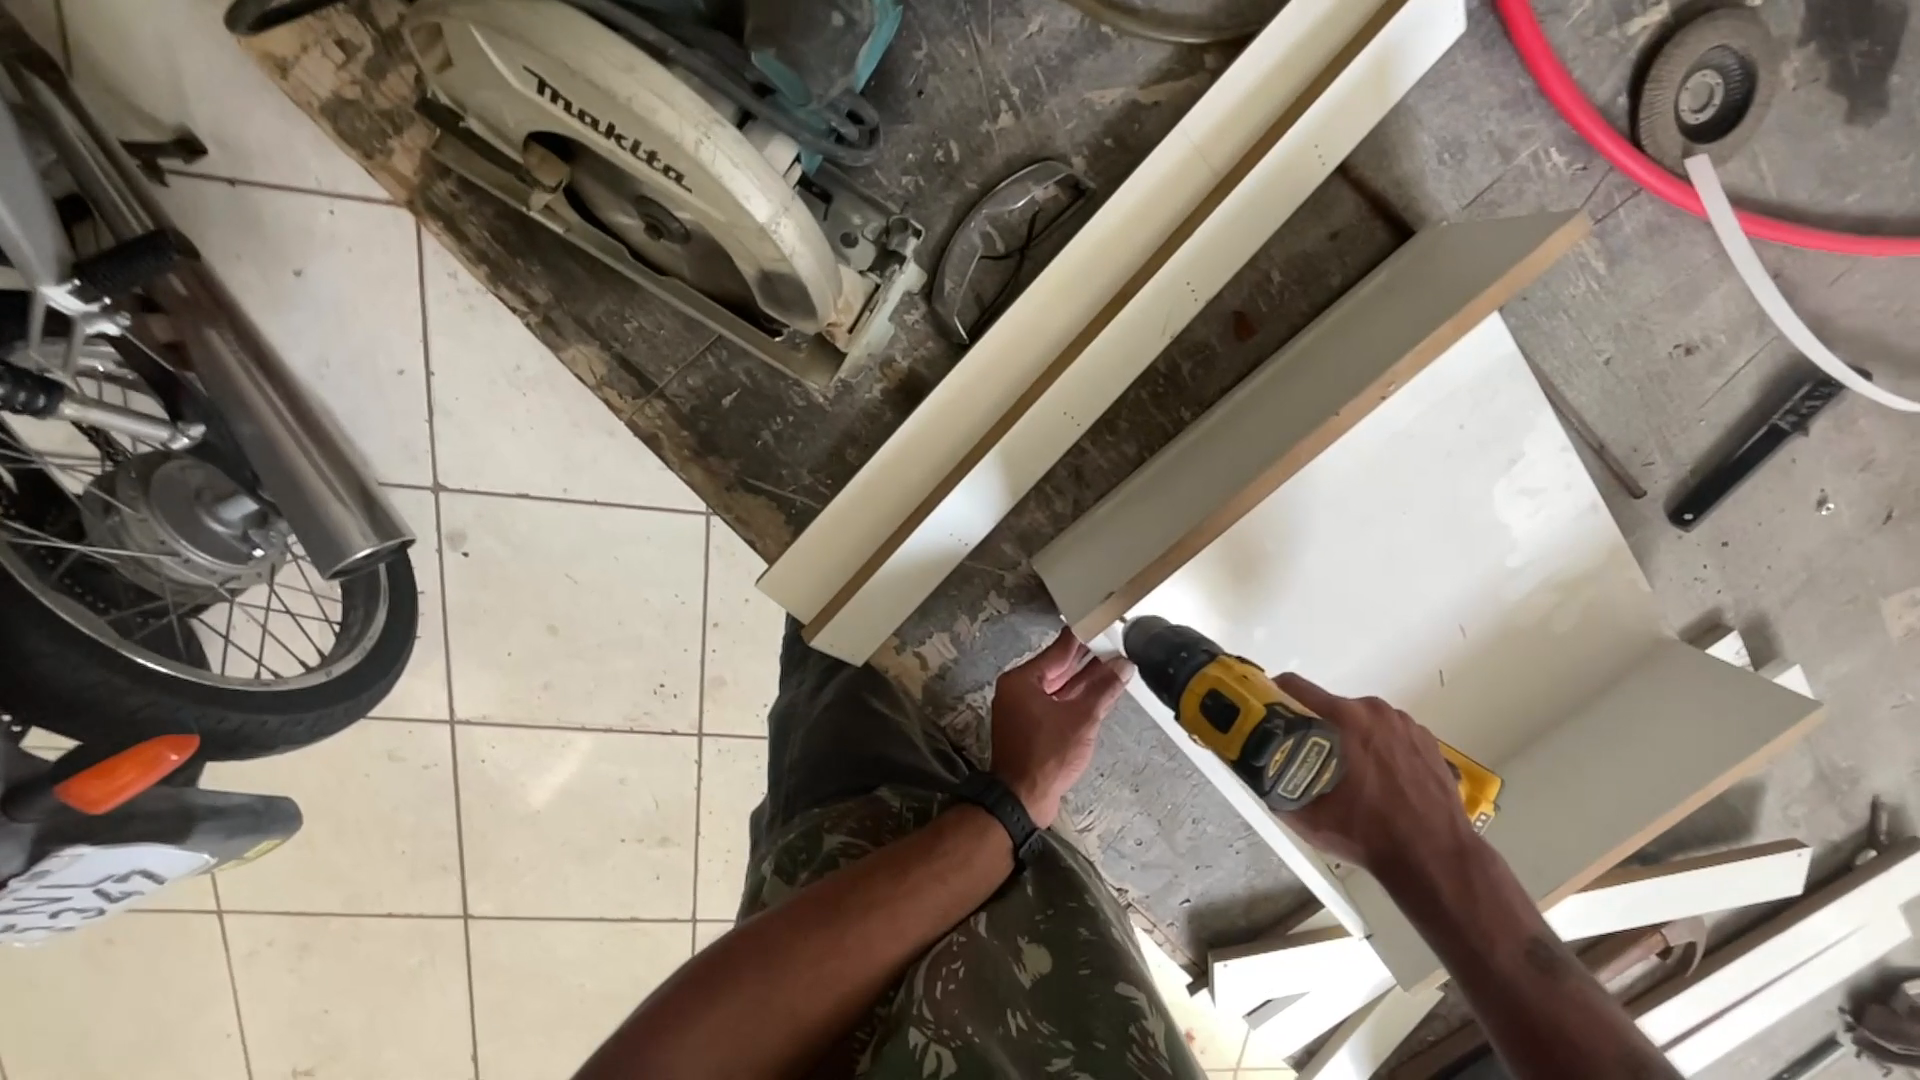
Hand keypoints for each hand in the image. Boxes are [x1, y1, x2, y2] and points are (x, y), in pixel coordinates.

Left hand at [988, 628, 1133, 827]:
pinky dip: (1076, 699)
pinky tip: (1099, 693)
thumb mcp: (1081, 720)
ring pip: (1059, 687)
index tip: (1103, 624)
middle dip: (1088, 660)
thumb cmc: (1047, 757)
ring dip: (1085, 680)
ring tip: (1114, 665)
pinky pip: (1056, 704)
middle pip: (1058, 668)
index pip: (1059, 650)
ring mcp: (1023, 709)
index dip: (1084, 638)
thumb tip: (1124, 666)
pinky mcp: (1031, 727)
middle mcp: (1018, 690)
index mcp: (1022, 680)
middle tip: (1116, 644)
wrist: (1022, 799)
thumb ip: (1103, 690)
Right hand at [1272, 674, 1476, 872]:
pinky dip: (1381, 748)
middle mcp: (1374, 711)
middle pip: (1331, 707)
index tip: (1268, 714)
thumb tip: (1258, 771)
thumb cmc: (1366, 834)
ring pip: (1362, 720)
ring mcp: (1405, 724)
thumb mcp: (1306, 816)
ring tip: (1351, 774)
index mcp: (1343, 719)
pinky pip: (1391, 734)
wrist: (1434, 856)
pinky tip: (1382, 780)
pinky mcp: (1427, 740)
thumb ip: (1275, 787)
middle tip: (1311, 758)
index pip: (1294, 687)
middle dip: (1317, 726)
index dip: (1275, 697)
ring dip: (1351, 737)